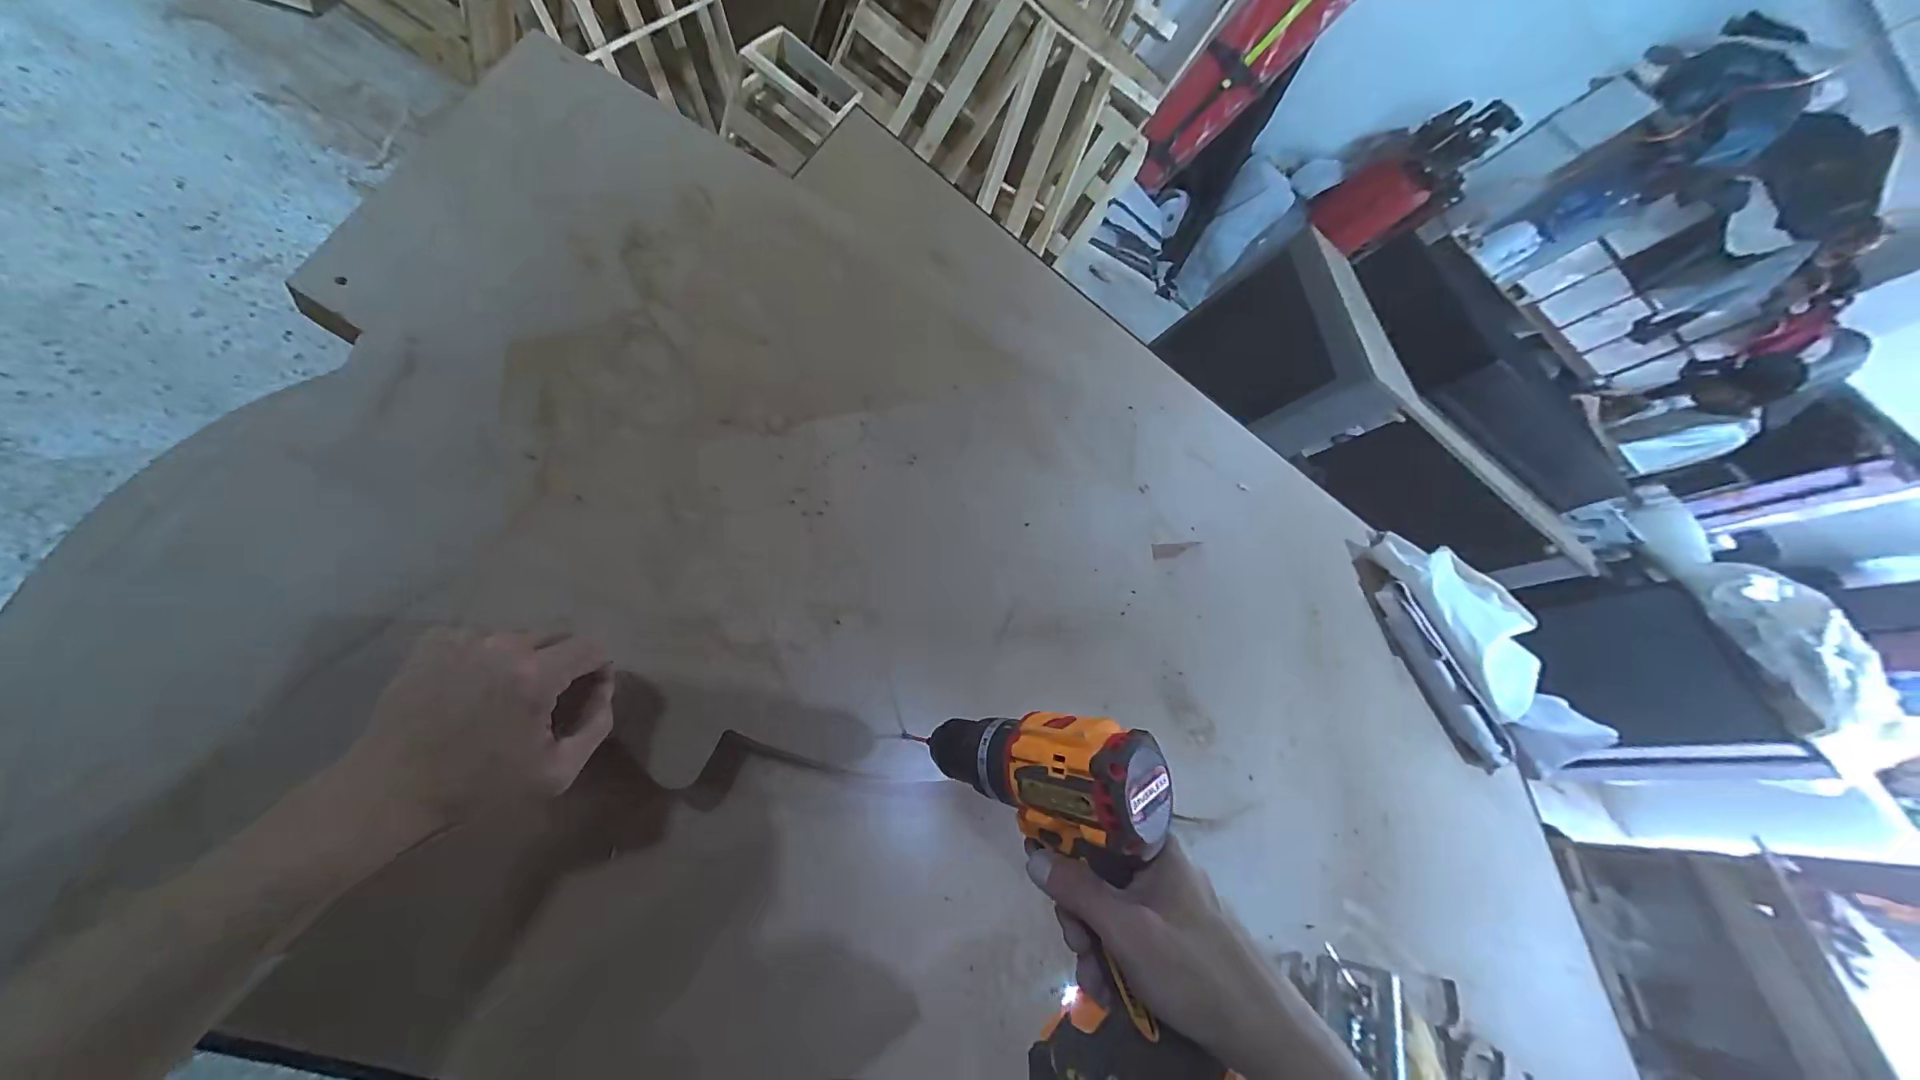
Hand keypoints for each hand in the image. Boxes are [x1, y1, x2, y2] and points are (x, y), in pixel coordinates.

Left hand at [337, 628, 615, 836]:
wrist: (390, 791)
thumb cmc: (479, 785)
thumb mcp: (557, 770)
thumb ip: (597, 724)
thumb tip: (604, 689)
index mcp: (535, 674)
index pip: (591, 647)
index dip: (598, 669)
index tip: (587, 694)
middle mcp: (502, 645)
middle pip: (557, 635)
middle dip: (564, 662)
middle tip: (548, 698)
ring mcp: (463, 639)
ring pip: (517, 636)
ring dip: (524, 658)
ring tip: (506, 694)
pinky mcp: (432, 643)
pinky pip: (478, 637)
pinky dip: (485, 655)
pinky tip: (472, 684)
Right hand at [1027, 836, 1365, 1079]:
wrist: (1259, 1031)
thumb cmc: (1191, 966)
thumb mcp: (1125, 928)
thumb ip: (1076, 890)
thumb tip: (1032, 855)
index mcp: (1155, 850)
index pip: (1099, 827)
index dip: (1066, 843)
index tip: (1042, 867)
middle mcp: (1157, 869)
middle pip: (1097, 875)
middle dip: (1080, 916)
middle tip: (1078, 945)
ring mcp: (1164, 904)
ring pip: (1107, 911)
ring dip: (1093, 947)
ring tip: (1097, 983)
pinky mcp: (1168, 936)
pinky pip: (1125, 935)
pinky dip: (1112, 960)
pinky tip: (1112, 991)